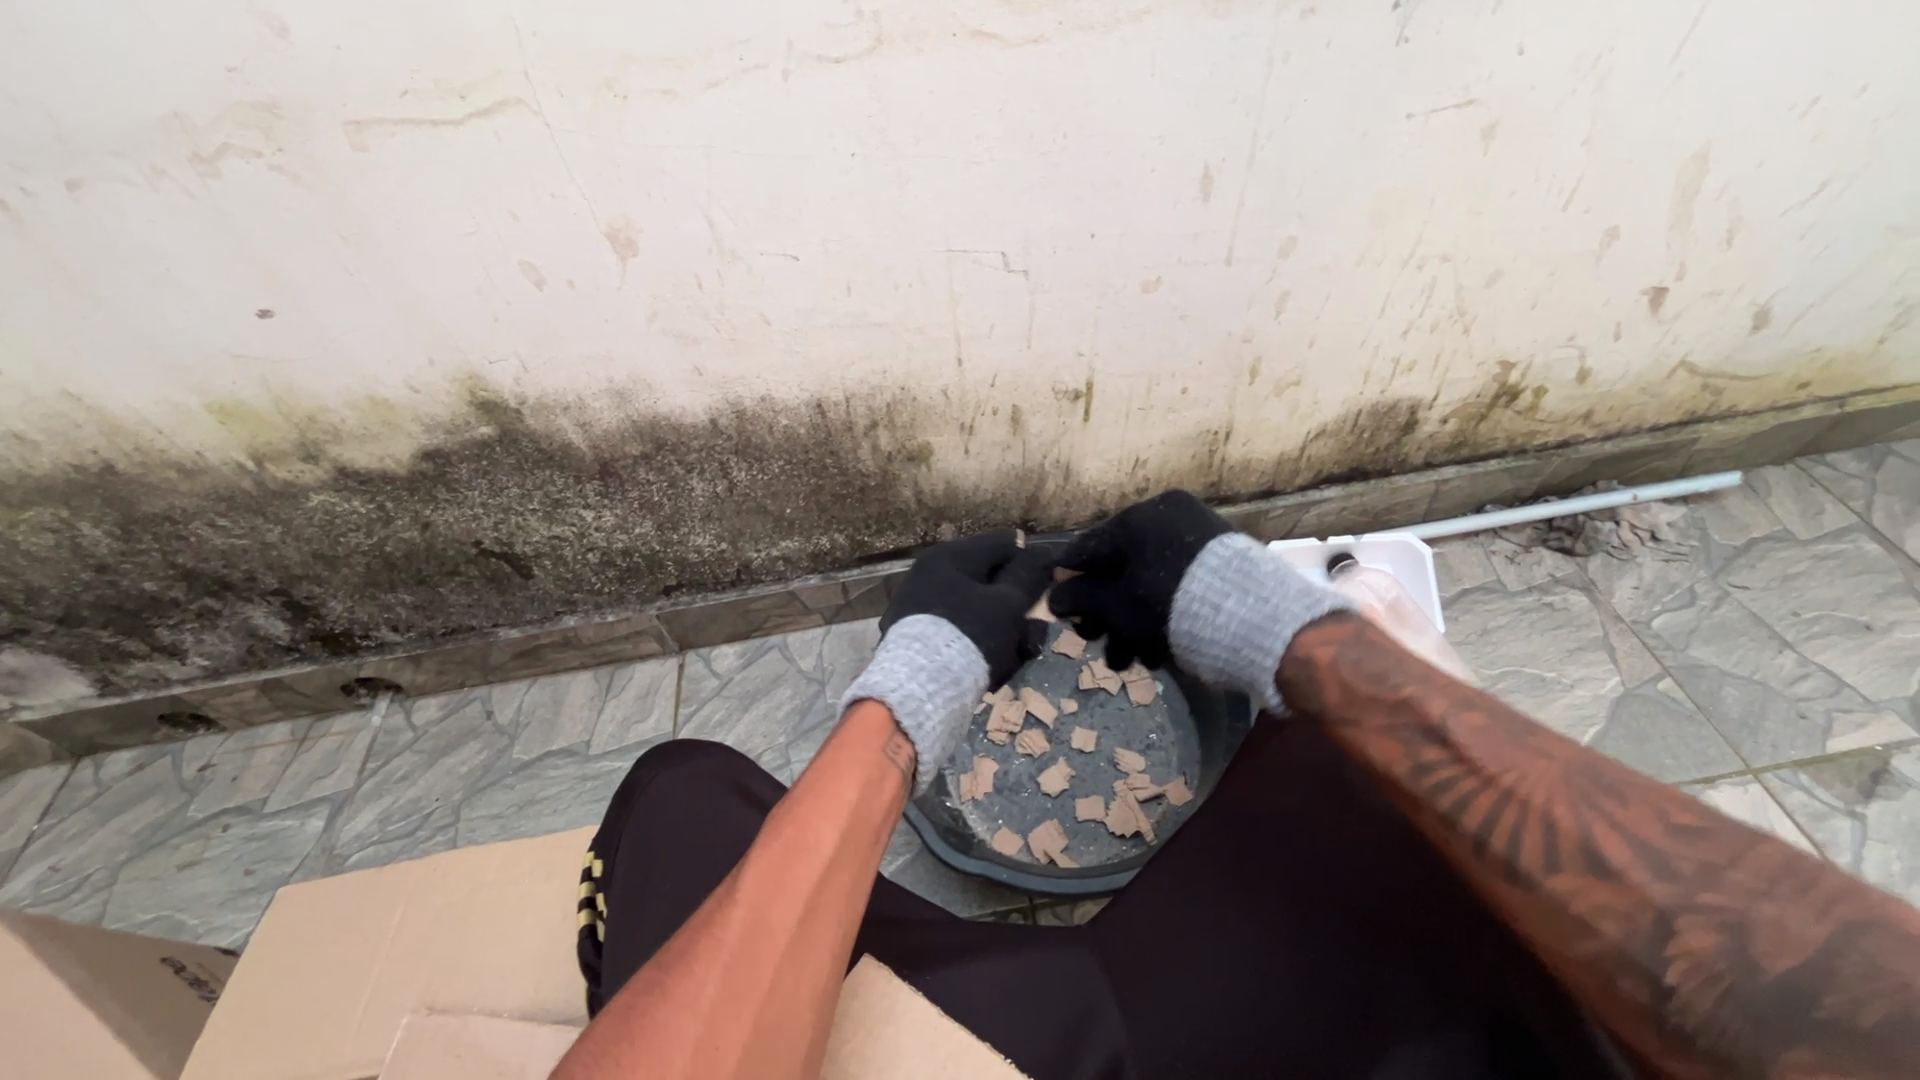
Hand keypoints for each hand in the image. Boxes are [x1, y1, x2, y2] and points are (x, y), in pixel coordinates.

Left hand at [880, 529, 1055, 687]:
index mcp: (948, 557)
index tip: (1048, 589)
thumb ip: (1028, 576)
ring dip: (1002, 634)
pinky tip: (992, 672)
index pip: (1002, 544)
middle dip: (1016, 611)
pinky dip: (978, 648)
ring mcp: (917, 610)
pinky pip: (958, 635)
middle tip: (1031, 637)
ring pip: (976, 614)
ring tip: (1015, 660)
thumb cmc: (969, 636)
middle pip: (988, 584)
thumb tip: (1042, 551)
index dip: (1030, 564)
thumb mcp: (1008, 604)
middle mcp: (928, 576)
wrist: (920, 690)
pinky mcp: (914, 641)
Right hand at [1047, 491, 1230, 671]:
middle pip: (1120, 569)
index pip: (1087, 548)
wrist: (1251, 621)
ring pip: (1148, 584)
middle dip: (1104, 613)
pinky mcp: (1222, 565)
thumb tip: (1054, 597)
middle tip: (1094, 639)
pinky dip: (1160, 617)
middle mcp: (1167, 519)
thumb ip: (1078, 598)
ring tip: (1126, 661)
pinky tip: (1154, 653)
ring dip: (1130, 624)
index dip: (1069, 582)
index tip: (1061, 608)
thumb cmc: (1167, 606)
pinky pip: (1176, 588)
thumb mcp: (1114, 605)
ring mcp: (1198, 540)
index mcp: (1138, 517)